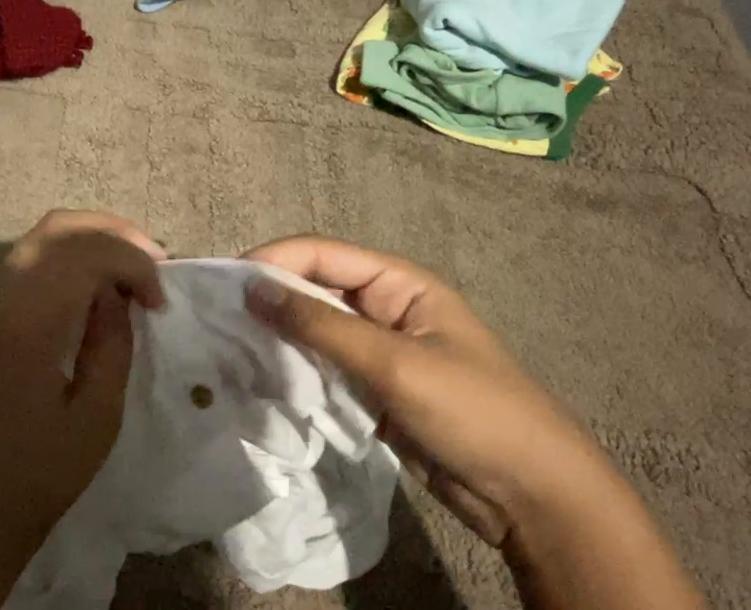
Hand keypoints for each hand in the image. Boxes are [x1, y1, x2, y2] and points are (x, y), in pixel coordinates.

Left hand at [0, 209, 165, 528]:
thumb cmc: (37, 474)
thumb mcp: (97, 415)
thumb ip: (112, 342)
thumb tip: (118, 295)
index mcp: (26, 317)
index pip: (87, 251)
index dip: (133, 262)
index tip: (162, 301)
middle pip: (59, 228)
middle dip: (113, 235)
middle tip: (155, 266)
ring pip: (39, 239)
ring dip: (89, 243)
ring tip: (130, 274)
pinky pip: (25, 262)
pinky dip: (64, 259)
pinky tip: (92, 289)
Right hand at [242, 236, 705, 609]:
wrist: (536, 497)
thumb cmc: (473, 413)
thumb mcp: (394, 364)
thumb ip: (319, 325)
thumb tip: (250, 286)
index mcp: (398, 283)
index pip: (319, 253)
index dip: (271, 260)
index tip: (222, 284)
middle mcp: (384, 307)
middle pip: (312, 288)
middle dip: (267, 298)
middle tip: (215, 318)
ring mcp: (378, 350)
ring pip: (312, 330)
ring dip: (276, 336)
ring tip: (226, 347)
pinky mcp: (372, 389)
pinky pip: (322, 367)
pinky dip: (292, 369)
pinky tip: (259, 378)